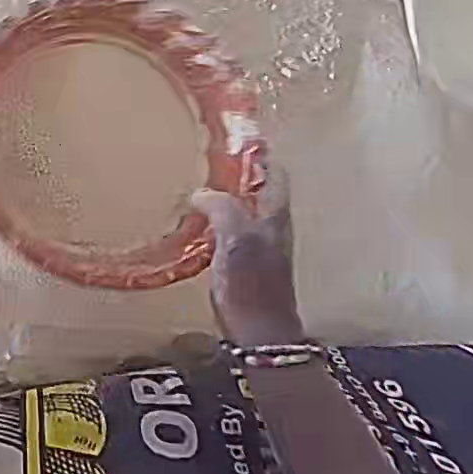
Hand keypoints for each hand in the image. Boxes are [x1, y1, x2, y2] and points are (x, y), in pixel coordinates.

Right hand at [191, 167, 304, 345]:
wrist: (258, 333)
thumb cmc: (250, 283)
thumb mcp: (234, 239)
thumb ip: (221, 208)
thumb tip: (201, 193)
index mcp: (275, 215)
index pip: (275, 173)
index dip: (260, 155)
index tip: (237, 140)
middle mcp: (272, 226)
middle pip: (259, 191)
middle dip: (238, 175)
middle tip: (208, 162)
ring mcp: (261, 246)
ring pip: (245, 211)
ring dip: (226, 199)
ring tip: (198, 189)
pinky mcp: (246, 264)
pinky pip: (232, 231)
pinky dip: (218, 221)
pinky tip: (197, 225)